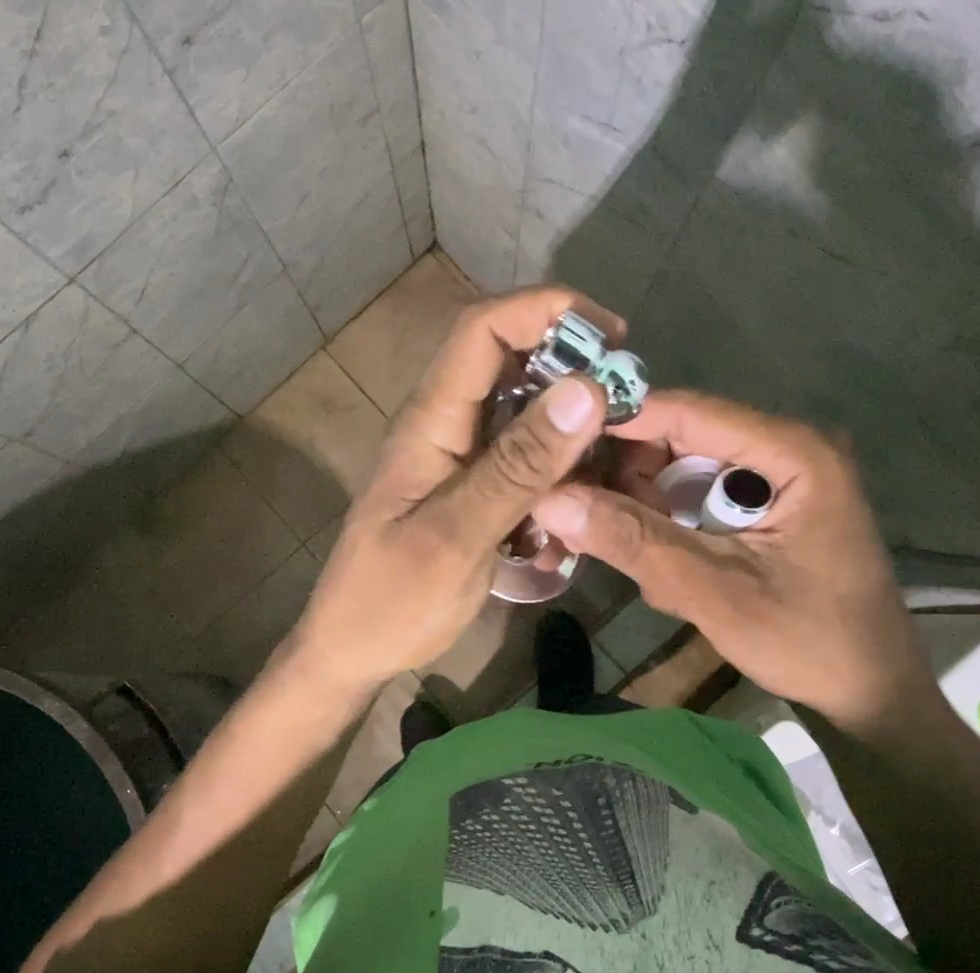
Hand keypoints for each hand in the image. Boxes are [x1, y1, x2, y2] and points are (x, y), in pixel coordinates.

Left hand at [285, 288, 621, 689]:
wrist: (349, 652)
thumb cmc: (390, 601)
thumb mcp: (456, 537)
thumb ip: (517, 467)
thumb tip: (586, 389)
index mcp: (429, 423)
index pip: (481, 331)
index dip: (545, 311)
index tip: (615, 337)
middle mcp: (443, 428)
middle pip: (508, 364)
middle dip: (572, 368)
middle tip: (630, 405)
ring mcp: (456, 460)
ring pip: (522, 413)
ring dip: (570, 424)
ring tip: (616, 457)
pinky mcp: (468, 491)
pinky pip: (521, 458)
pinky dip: (556, 468)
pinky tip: (581, 500)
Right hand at [534, 391, 929, 726]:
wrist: (871, 696)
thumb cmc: (808, 643)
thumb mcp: (714, 593)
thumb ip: (634, 542)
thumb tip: (549, 498)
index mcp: (793, 453)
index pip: (687, 411)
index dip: (616, 424)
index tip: (553, 450)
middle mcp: (787, 449)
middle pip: (680, 439)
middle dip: (630, 482)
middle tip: (584, 527)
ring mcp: (778, 479)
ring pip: (682, 472)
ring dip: (648, 516)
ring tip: (643, 571)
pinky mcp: (767, 507)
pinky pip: (698, 499)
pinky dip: (671, 532)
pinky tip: (670, 579)